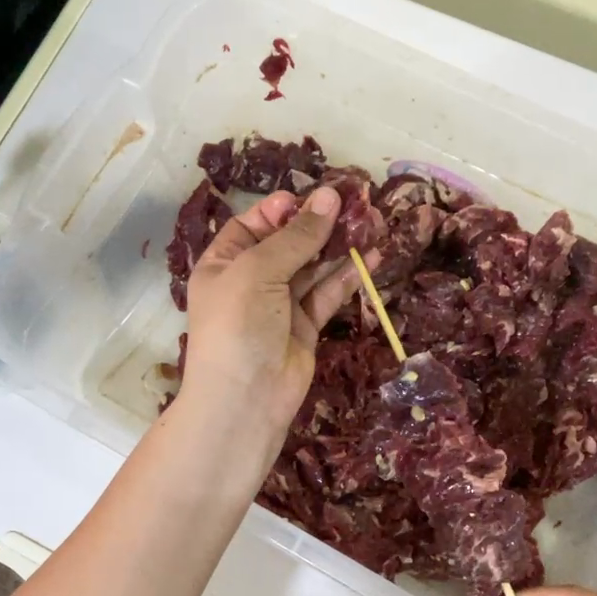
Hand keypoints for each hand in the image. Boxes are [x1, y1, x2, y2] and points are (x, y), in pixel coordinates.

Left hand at [179, 186, 366, 431]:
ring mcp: (278, 306)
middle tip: (357, 203)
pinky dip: (347, 276)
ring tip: (373, 222)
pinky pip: (326, 295)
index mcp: (223, 264)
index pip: (252, 225)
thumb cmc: (238, 325)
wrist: (244, 399)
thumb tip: (330, 196)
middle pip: (287, 243)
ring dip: (339, 247)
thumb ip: (296, 236)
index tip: (314, 198)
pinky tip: (371, 257)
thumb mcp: (259, 271)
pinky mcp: (304, 328)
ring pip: (312, 267)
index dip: (282, 210)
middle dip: (319, 224)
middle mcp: (249, 282)